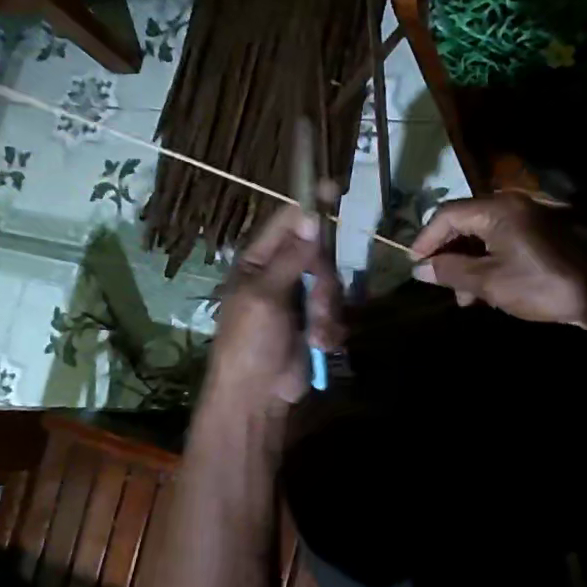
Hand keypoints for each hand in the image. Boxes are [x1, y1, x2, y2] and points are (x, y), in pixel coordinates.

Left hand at [206, 203, 343, 410]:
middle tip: (316, 303)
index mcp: (258, 262)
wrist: (258, 397)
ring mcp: (299, 301)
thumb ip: (290, 257)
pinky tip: (322, 346)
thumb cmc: (249, 343)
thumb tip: (311, 217)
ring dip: (328, 312)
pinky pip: (337, 312)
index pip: (287, 224)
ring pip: (332, 286)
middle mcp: (280, 275)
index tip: (332, 189)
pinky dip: (332, 330)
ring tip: (316, 337)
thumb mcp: (265, 296)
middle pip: (318, 255)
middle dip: (322, 282)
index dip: (309, 208)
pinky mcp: (316, 324)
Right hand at [410, 194, 586, 327]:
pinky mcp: (536, 234)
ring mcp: (526, 219)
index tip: (414, 265)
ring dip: (467, 264)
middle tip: (439, 284)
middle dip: (448, 255)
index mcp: (496, 210)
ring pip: (481, 236)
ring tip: (464, 298)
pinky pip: (499, 242)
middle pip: (463, 223)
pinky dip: (486, 263)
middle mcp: (510, 206)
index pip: (447, 215)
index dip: (426, 239)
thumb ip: (450, 272)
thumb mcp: (488, 283)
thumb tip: (419, 270)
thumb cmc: (538, 286)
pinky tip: (484, 292)